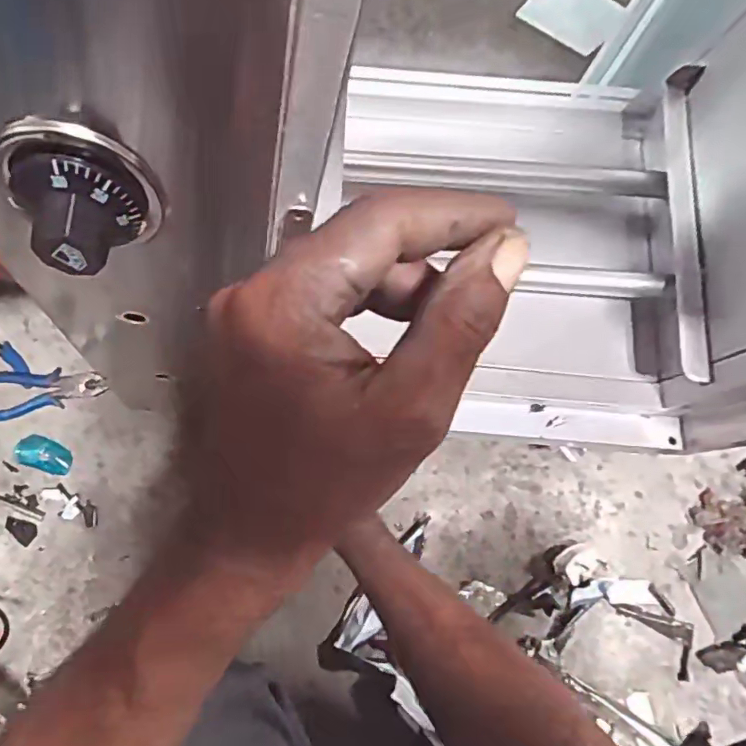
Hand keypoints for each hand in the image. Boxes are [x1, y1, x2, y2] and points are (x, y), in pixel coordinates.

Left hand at [180, 189, 527, 568]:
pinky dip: (367, 302)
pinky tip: (399, 334)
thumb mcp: (411, 412)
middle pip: (358, 237)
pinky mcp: (250, 328)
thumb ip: (460, 324)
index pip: (379, 222)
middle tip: (484, 272)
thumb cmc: (318, 491)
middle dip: (429, 251)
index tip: (500, 221)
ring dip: (400, 281)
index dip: (452, 213)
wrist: (251, 532)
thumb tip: (500, 257)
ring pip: (342, 263)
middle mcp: (251, 294)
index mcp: (282, 306)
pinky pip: (321, 291)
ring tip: (441, 320)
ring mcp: (245, 309)